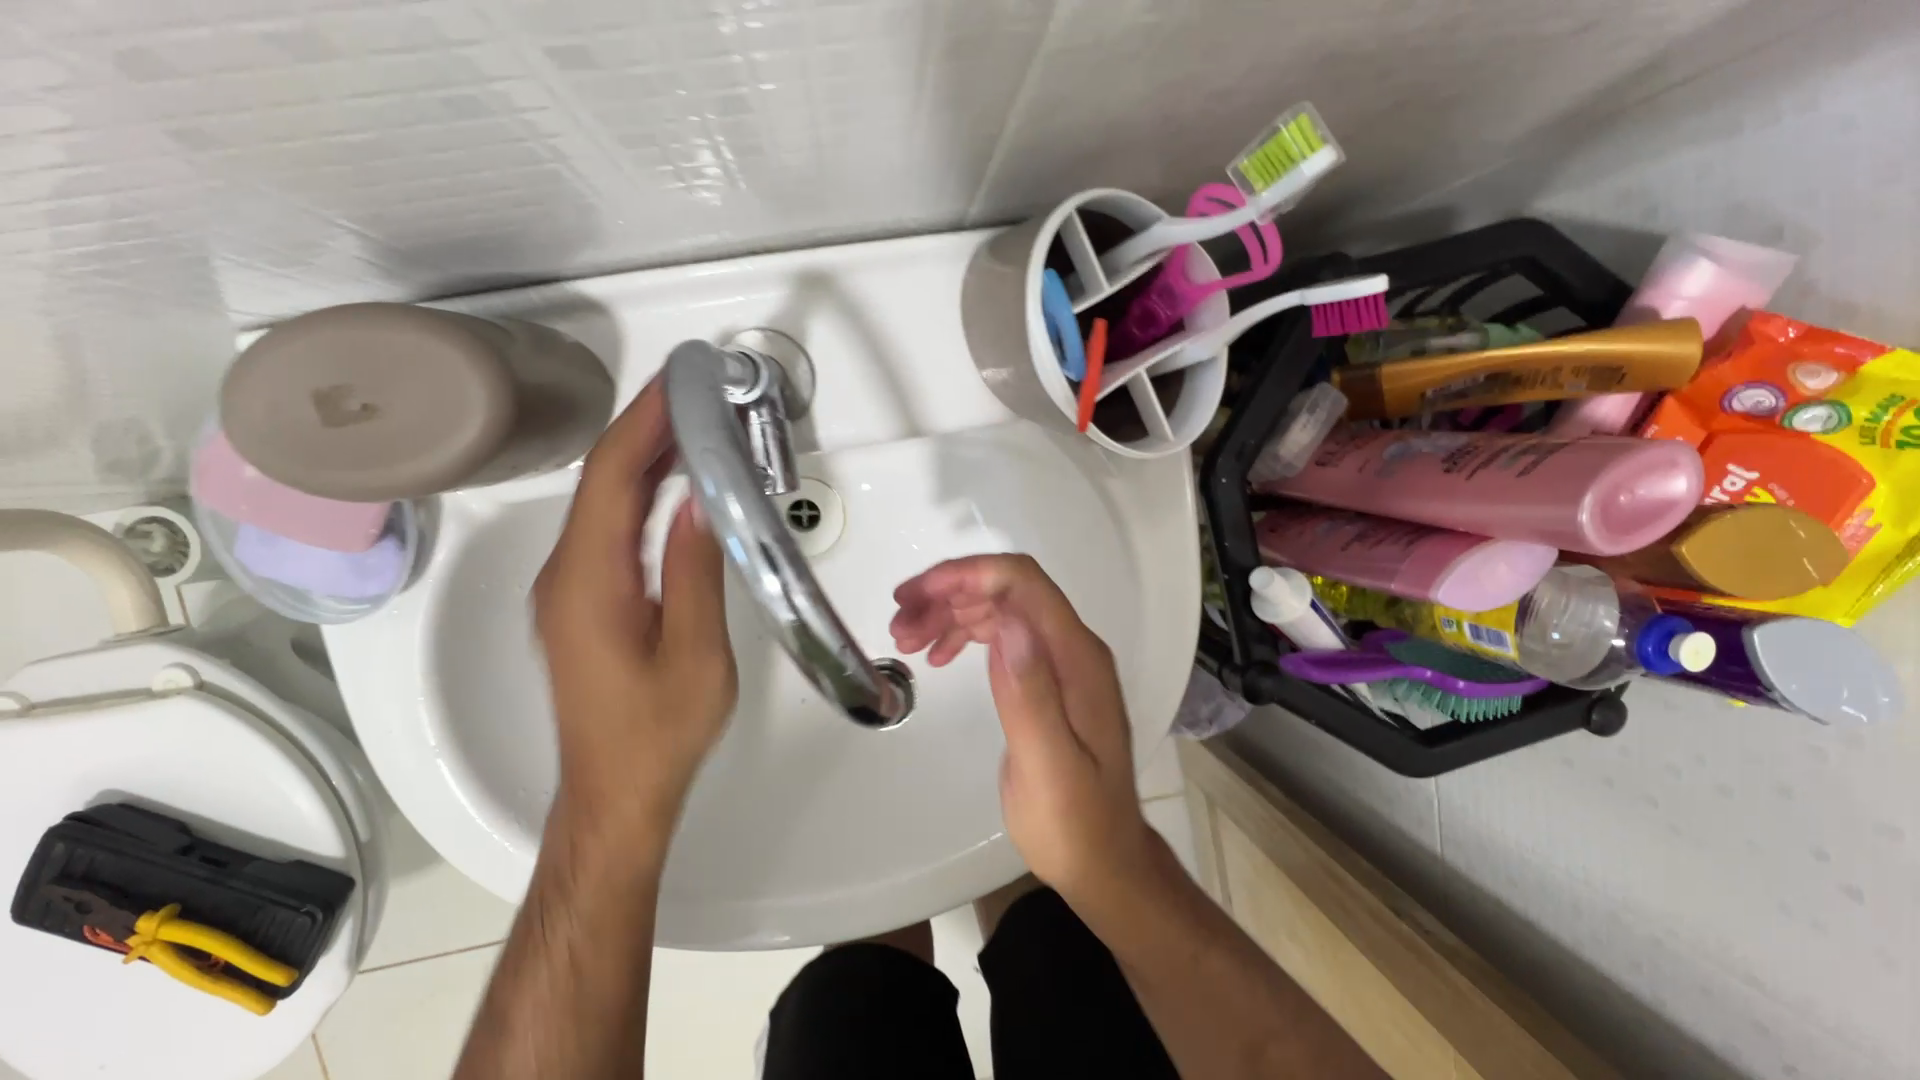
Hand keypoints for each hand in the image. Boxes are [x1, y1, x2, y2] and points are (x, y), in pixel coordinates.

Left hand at [532, 377, 735, 837]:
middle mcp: (565, 574)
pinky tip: (673, 484)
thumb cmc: (659, 733)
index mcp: (588, 581)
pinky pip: (607, 529)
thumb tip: (706, 498)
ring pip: (603, 502)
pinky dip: (640, 495)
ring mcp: (568, 589)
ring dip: (644, 458)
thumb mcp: (697, 653)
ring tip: (693, 422)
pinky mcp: (581, 602)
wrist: (616, 793)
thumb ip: (697, 570)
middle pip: (601, 481)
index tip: (680, 379)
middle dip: (645, 428)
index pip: (613, 478)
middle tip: (697, 390)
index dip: (644, 421)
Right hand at [890, 555, 1156, 902]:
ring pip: (1000, 610)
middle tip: (898, 622)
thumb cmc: (1075, 824)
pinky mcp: (1044, 682)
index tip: (917, 595)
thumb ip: (1030, 696)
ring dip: (950, 613)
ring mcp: (1059, 664)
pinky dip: (963, 636)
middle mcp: (1072, 650)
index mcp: (1077, 660)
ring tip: (903, 638)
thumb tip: (1009, 625)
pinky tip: (936, 655)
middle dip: (949, 593)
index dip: (968, 575)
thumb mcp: (1050, 768)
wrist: (1103, 861)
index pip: (1024, 585)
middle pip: (1007, 590)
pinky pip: (1001, 637)